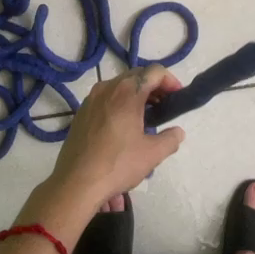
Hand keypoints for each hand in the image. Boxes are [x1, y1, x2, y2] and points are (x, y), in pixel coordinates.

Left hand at [46, 66, 186, 206]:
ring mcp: (91, 98)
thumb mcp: (152, 154)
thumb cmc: (117, 164)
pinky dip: (120, 102)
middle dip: (154, 87)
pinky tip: (124, 125)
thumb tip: (178, 132)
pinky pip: (106, 97)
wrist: (76, 181)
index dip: (170, 80)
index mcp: (127, 92)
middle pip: (136, 75)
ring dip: (137, 94)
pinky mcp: (82, 111)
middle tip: (165, 106)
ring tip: (147, 117)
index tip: (178, 97)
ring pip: (120, 85)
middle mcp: (107, 87)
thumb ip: (170, 139)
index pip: (154, 72)